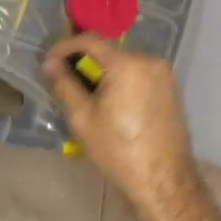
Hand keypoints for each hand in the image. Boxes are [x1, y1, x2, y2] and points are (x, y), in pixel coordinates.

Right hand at [44, 35, 196, 215]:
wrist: (164, 181)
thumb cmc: (118, 150)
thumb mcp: (83, 118)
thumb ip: (64, 84)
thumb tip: (49, 63)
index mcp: (127, 63)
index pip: (90, 40)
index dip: (65, 46)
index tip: (49, 61)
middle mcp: (149, 60)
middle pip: (109, 52)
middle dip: (85, 63)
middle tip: (66, 82)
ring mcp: (164, 74)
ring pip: (124, 64)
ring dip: (104, 73)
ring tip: (87, 96)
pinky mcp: (172, 88)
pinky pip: (139, 75)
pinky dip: (122, 82)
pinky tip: (111, 104)